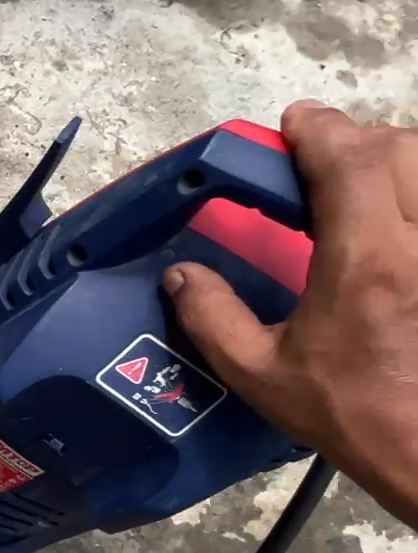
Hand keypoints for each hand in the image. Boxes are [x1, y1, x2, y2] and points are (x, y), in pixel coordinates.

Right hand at [163, 101, 417, 526]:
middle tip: (317, 148)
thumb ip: (211, 315)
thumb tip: (181, 275)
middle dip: (360, 138)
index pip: (352, 167)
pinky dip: (409, 190)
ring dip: (391, 159)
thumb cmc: (339, 407)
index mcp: (365, 263)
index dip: (321, 133)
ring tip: (352, 174)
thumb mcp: (253, 369)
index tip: (295, 121)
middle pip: (406, 152)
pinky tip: (385, 209)